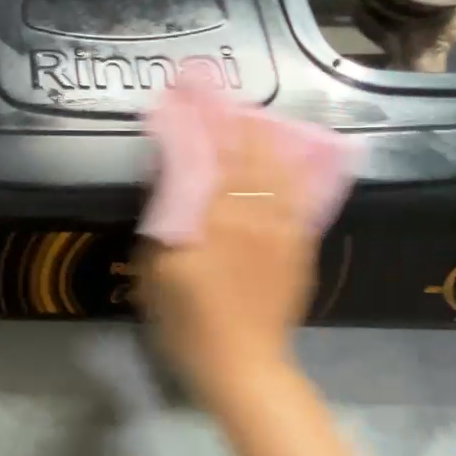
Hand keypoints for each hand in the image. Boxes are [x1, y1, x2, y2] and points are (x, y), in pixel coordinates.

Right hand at [141, 103, 319, 394]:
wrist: (241, 363)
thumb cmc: (185, 317)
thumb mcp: (155, 266)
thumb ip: (164, 215)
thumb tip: (169, 173)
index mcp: (218, 217)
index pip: (212, 154)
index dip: (201, 119)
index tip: (188, 92)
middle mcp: (256, 214)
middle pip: (251, 153)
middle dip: (236, 120)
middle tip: (221, 97)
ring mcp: (284, 230)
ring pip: (280, 169)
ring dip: (266, 137)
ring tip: (252, 117)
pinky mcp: (298, 246)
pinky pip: (300, 196)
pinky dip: (292, 169)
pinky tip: (286, 157)